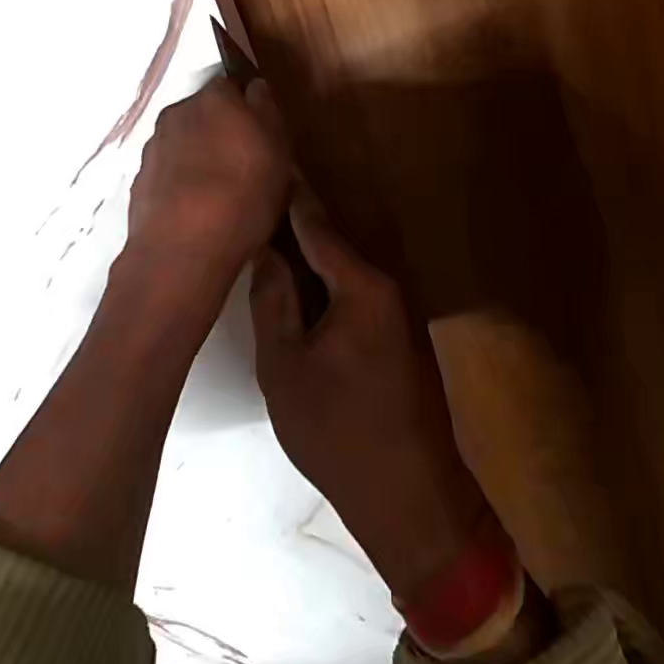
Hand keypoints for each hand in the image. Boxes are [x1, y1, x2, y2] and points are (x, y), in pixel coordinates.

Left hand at [127, 77, 289, 276]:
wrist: (183, 247)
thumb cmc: (244, 193)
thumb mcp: (278, 150)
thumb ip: (267, 111)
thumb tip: (255, 88)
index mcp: (214, 97)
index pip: (232, 85)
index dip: (248, 108)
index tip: (261, 134)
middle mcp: (177, 113)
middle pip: (204, 114)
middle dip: (220, 131)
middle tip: (243, 164)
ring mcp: (153, 148)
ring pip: (183, 143)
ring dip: (199, 157)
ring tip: (219, 192)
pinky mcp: (140, 182)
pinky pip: (168, 173)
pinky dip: (181, 182)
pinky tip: (195, 209)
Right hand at [250, 188, 491, 598]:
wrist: (410, 496)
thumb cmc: (337, 431)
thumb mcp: (285, 366)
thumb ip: (273, 301)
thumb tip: (264, 252)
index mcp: (362, 287)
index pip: (318, 225)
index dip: (290, 197)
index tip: (268, 167)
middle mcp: (387, 289)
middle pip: (333, 244)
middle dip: (294, 224)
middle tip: (254, 205)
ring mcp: (397, 314)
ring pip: (342, 271)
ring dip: (307, 256)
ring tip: (265, 239)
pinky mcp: (397, 339)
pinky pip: (353, 295)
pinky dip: (323, 286)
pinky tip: (296, 288)